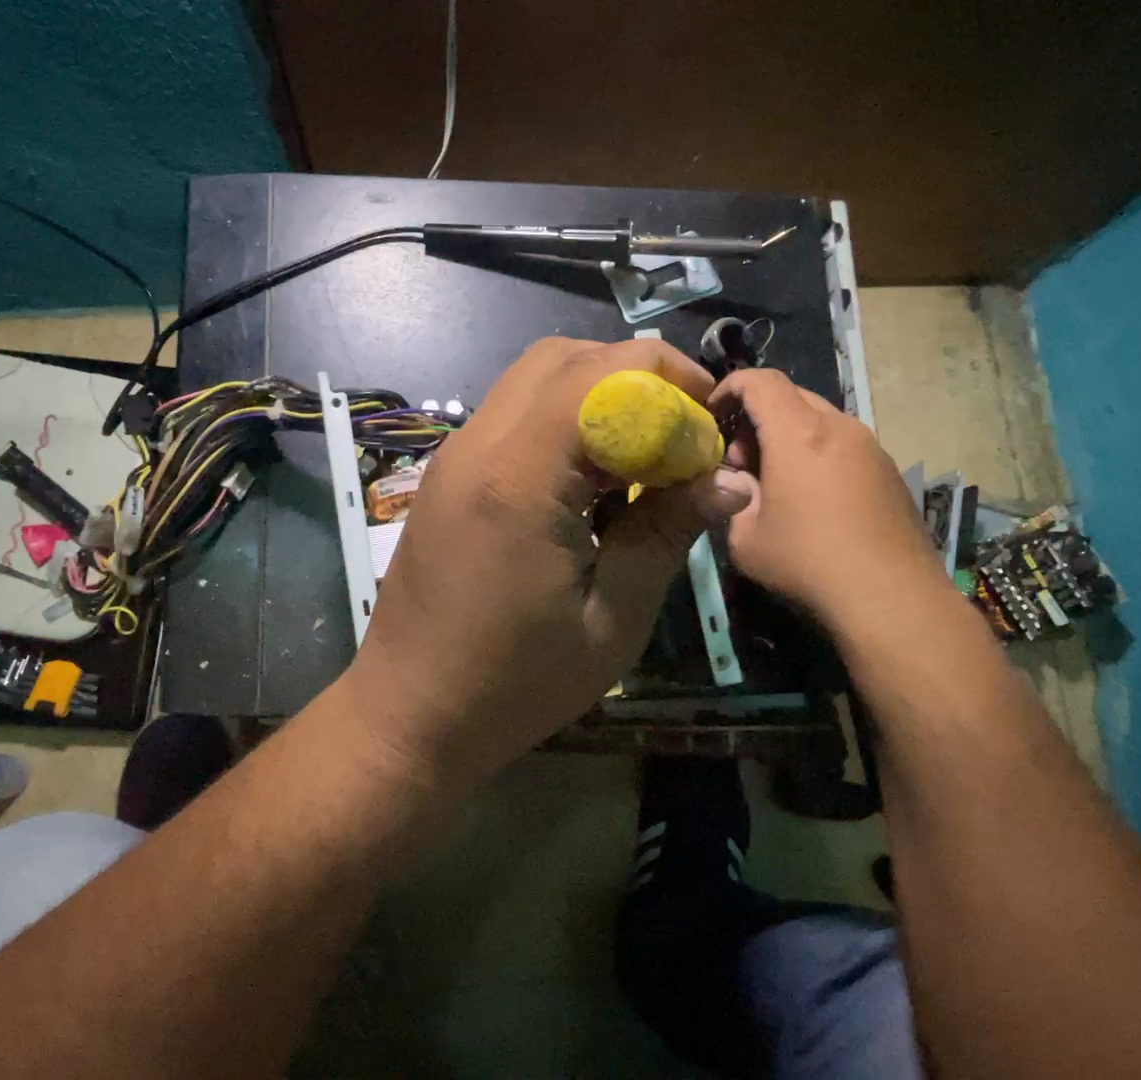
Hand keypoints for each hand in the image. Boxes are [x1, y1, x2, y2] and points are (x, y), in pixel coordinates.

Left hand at [343, 337, 754, 782]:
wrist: (410, 715)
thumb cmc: (515, 684)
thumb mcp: (612, 620)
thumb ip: (667, 534)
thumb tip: (730, 481)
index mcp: (520, 478)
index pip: (604, 375)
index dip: (672, 388)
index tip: (710, 437)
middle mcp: (479, 446)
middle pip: (565, 358)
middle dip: (637, 378)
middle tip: (682, 435)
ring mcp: (455, 457)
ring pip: (533, 378)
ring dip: (597, 395)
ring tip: (641, 457)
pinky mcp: (447, 477)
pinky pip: (511, 416)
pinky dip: (561, 421)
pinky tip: (590, 480)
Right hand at [708, 369, 941, 619]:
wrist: (891, 598)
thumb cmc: (807, 562)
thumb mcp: (745, 539)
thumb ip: (733, 500)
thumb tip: (739, 484)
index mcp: (798, 433)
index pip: (760, 381)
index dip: (730, 388)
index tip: (713, 415)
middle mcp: (838, 427)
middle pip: (792, 397)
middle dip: (758, 418)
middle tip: (741, 461)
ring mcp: (870, 448)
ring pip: (820, 422)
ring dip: (790, 438)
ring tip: (776, 483)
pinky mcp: (889, 472)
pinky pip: (843, 447)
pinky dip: (818, 456)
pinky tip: (813, 501)